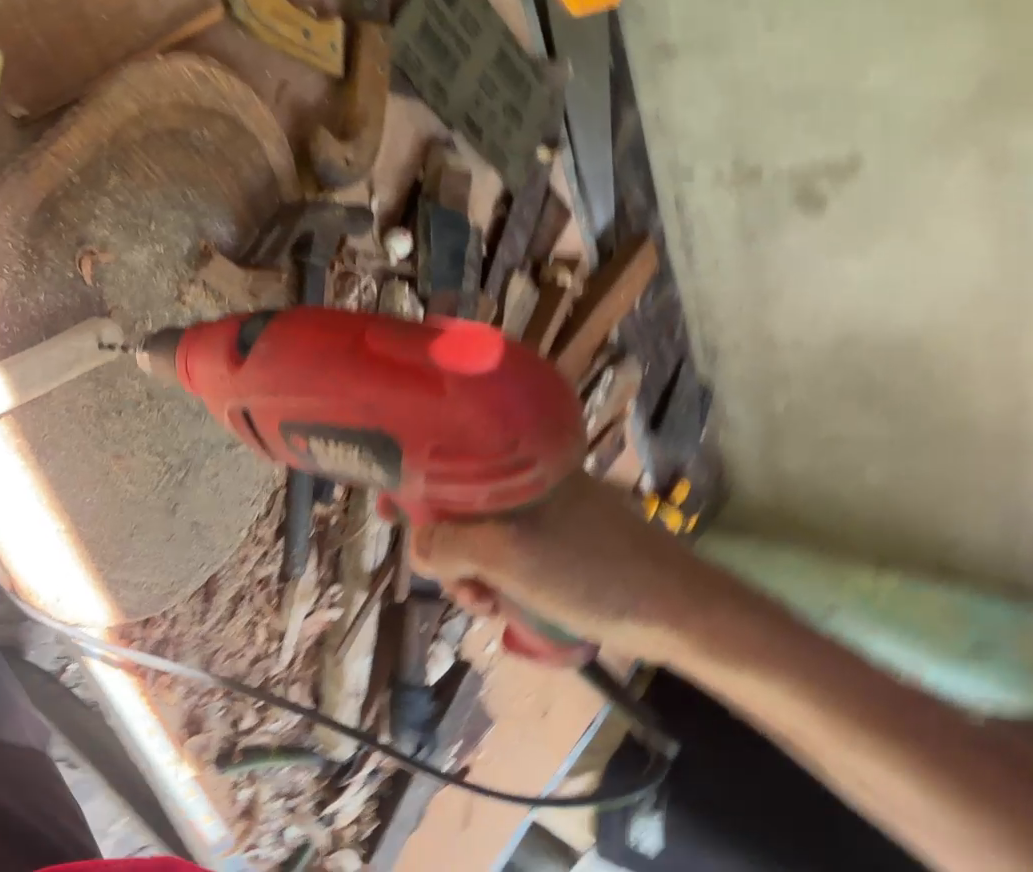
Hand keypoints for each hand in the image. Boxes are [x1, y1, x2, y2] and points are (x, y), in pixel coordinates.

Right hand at [407, 471, 716, 661]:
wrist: (688, 616)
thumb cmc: (593, 573)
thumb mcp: (504, 556)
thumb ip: (446, 546)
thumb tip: (419, 549)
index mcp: (515, 467)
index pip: (443, 459)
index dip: (406, 482)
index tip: (386, 513)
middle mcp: (529, 483)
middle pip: (458, 506)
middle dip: (444, 549)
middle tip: (455, 586)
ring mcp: (552, 515)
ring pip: (483, 537)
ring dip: (473, 574)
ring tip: (489, 607)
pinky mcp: (569, 546)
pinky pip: (512, 556)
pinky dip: (502, 581)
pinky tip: (511, 611)